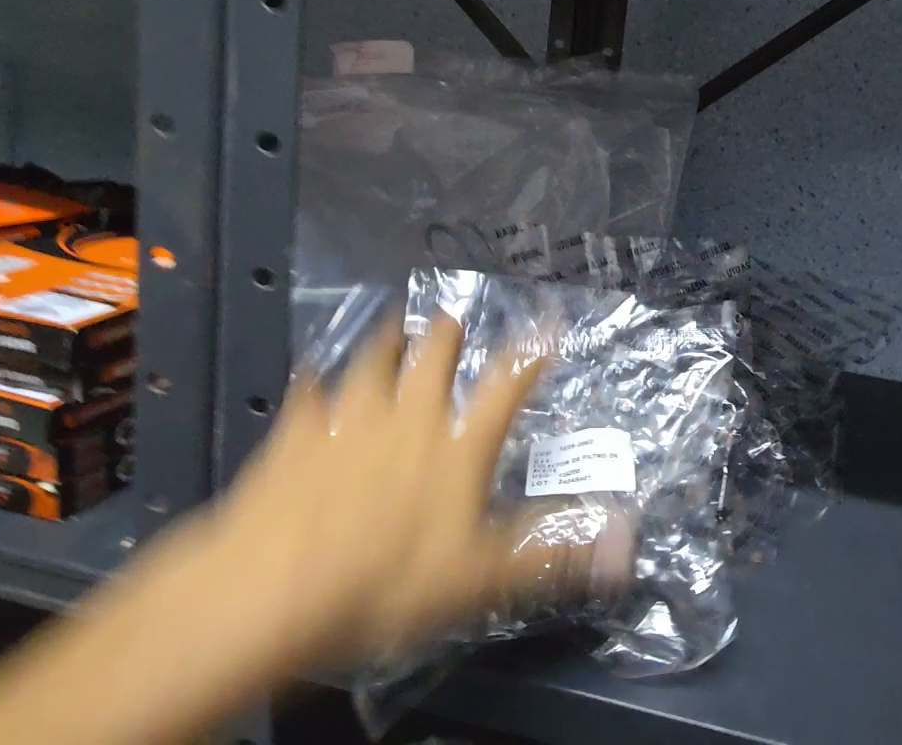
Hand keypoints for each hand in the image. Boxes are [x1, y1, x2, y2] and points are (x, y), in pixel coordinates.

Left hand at [207, 310, 634, 668]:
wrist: (275, 588)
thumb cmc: (389, 580)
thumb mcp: (482, 578)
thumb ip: (553, 555)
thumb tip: (626, 544)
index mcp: (456, 448)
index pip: (504, 391)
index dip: (529, 357)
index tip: (546, 327)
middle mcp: (407, 421)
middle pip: (431, 363)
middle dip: (446, 335)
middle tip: (451, 314)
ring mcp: (347, 424)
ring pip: (371, 366)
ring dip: (385, 342)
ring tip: (394, 320)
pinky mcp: (296, 439)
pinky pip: (307, 398)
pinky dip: (312, 383)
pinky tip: (310, 371)